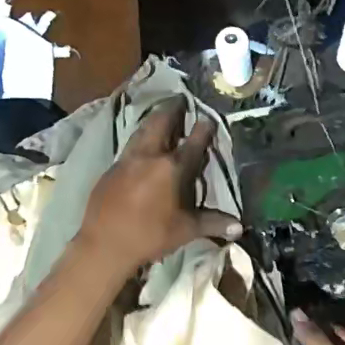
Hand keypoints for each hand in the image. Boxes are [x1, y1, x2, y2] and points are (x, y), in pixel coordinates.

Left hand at [76, 96, 240, 272]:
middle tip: (179, 100)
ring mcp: (126, 160)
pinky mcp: (110, 169)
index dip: (203, 129)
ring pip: (141, 131)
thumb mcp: (185, 230)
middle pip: (161, 124)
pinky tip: (140, 145)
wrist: (105, 244)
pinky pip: (128, 147)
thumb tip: (239, 227)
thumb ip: (213, 223)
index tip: (209, 117)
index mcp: (171, 168)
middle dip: (172, 110)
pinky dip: (138, 139)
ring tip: (160, 115)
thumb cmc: (150, 236)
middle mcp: (149, 156)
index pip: (193, 142)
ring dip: (153, 120)